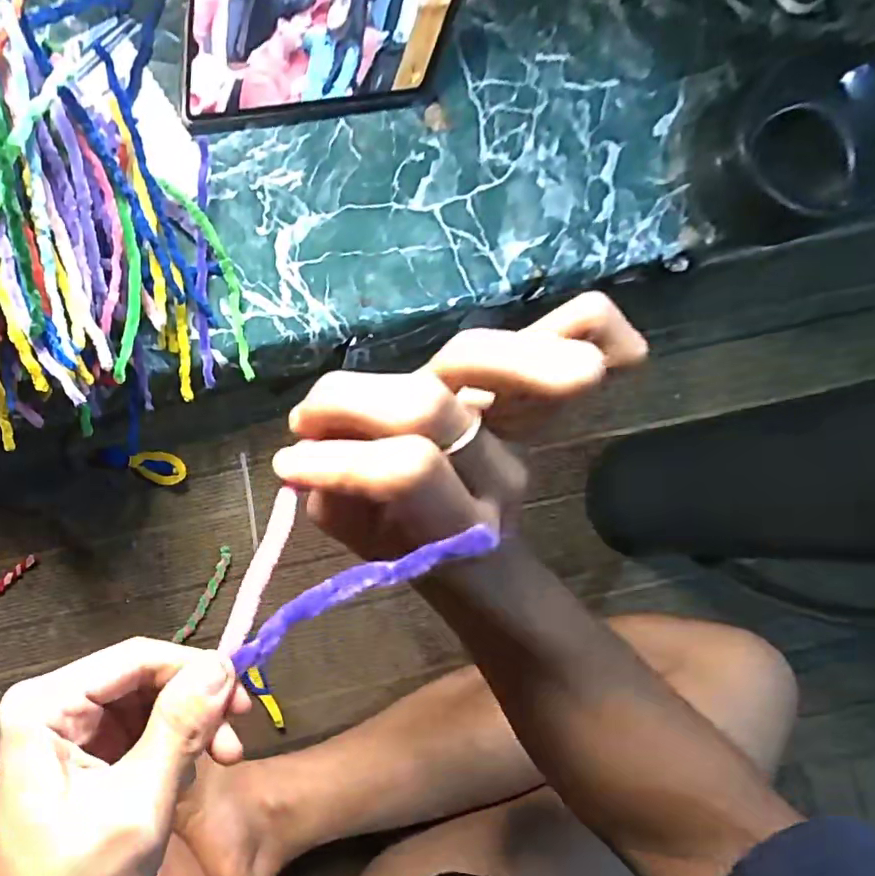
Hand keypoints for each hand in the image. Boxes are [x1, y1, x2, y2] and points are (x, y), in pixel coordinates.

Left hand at [0, 639, 251, 875]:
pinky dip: (171, 744)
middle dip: (193, 701)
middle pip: (139, 675)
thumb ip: (179, 729)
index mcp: (44, 704)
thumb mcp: (137, 806)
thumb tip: (222, 666)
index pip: (133, 657)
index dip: (193, 668)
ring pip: (144, 700)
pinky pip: (136, 727)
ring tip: (222, 762)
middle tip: (236, 744)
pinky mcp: (81, 749)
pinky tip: (189, 773)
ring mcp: (64, 725)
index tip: (244, 699)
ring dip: (188, 724)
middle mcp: (50, 701)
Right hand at [275, 292, 644, 559]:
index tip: (290, 464)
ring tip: (389, 379)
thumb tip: (303, 452)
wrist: (480, 554)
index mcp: (457, 525)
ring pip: (485, 356)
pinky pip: (584, 327)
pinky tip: (540, 341)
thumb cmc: (412, 551)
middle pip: (425, 405)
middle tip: (309, 419)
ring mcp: (519, 427)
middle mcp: (496, 469)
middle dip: (346, 403)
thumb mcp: (361, 543)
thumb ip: (331, 498)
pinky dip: (579, 321)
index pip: (404, 471)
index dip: (337, 461)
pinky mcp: (538, 389)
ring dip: (405, 364)